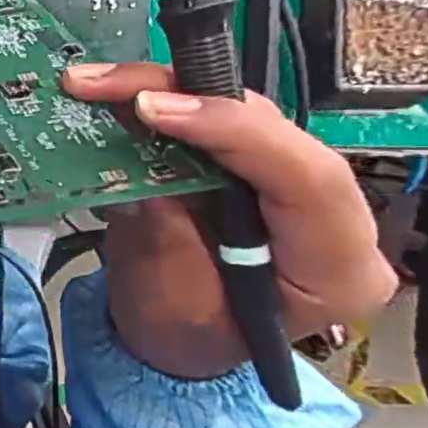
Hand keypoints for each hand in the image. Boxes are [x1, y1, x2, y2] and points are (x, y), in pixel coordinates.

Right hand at [61, 62, 397, 379]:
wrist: (177, 344)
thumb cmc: (182, 338)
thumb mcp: (169, 301)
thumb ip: (163, 234)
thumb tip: (137, 164)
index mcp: (335, 267)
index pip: (307, 179)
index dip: (232, 131)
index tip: (150, 107)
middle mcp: (328, 213)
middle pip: (269, 130)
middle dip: (184, 94)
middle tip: (100, 84)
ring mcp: (288, 183)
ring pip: (238, 113)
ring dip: (161, 89)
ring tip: (92, 84)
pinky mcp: (250, 167)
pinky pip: (210, 122)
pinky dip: (155, 104)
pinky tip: (109, 95)